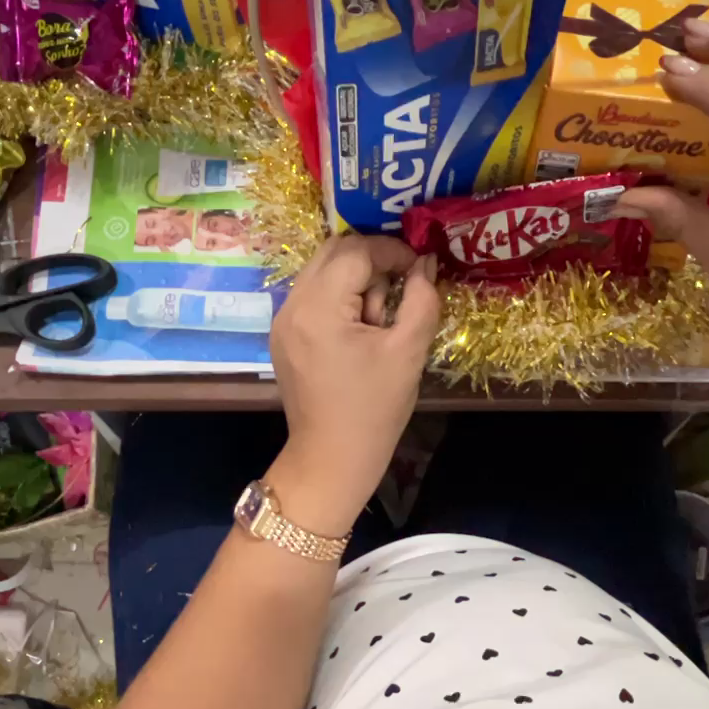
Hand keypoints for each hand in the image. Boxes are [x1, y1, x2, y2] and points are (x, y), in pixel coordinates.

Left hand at [267, 236, 440, 535]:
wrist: (332, 457)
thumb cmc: (374, 409)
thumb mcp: (407, 352)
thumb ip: (422, 300)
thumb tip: (426, 263)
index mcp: (319, 308)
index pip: (356, 252)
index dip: (392, 251)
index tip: (419, 268)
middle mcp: (292, 305)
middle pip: (333, 252)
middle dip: (372, 260)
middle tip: (400, 290)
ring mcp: (282, 320)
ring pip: (321, 271)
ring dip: (355, 280)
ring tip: (378, 319)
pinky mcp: (282, 335)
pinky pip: (312, 295)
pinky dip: (338, 298)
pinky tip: (358, 331)